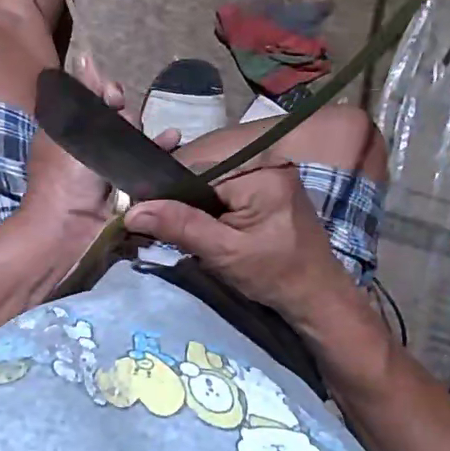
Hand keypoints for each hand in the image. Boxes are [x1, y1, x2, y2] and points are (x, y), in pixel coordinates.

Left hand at [19, 56, 178, 230]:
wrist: (73, 227)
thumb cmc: (66, 174)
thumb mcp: (72, 127)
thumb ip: (85, 94)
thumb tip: (87, 56)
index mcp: (68, 130)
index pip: (91, 100)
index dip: (103, 93)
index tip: (112, 94)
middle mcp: (90, 144)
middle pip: (115, 117)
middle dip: (125, 114)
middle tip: (127, 117)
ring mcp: (111, 164)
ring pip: (135, 137)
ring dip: (148, 131)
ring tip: (162, 131)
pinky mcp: (130, 181)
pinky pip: (148, 158)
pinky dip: (161, 149)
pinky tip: (174, 139)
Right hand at [124, 164, 362, 330]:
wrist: (315, 292)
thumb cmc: (275, 274)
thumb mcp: (225, 252)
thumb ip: (182, 226)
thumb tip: (133, 210)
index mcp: (260, 170)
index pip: (197, 165)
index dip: (166, 188)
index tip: (141, 212)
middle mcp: (268, 159)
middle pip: (204, 166)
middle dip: (179, 194)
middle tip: (153, 220)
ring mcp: (270, 168)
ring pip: (212, 175)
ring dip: (193, 198)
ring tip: (172, 223)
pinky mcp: (268, 182)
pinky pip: (227, 182)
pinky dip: (210, 201)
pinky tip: (198, 221)